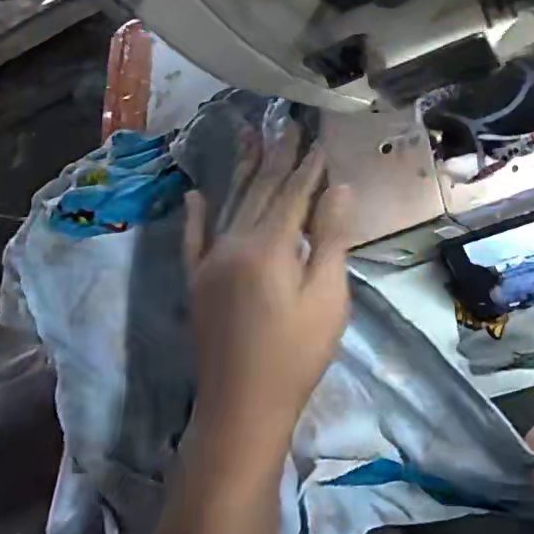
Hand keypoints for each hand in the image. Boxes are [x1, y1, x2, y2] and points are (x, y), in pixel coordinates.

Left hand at [184, 133, 354, 450]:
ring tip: (248, 136)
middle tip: (286, 125)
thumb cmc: (297, 353)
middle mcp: (233, 244)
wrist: (243, 408)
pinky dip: (196, 214)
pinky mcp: (197, 283)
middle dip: (276, 157)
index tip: (319, 139)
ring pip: (229, 205)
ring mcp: (210, 263)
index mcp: (268, 247)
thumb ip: (330, 239)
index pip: (293, 194)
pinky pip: (194, 239)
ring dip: (243, 171)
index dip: (309, 167)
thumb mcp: (327, 297)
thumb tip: (338, 188)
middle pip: (260, 191)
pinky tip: (197, 193)